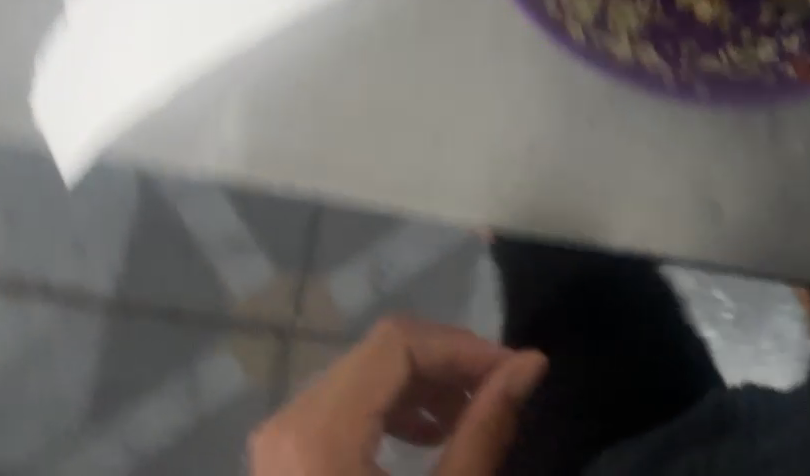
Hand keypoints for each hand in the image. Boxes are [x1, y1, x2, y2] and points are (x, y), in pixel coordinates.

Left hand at [249, 316, 546, 475]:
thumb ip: (486, 428)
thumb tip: (532, 361)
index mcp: (318, 435)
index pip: (398, 345)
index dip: (463, 347)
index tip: (513, 372)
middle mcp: (286, 429)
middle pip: (380, 353)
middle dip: (449, 361)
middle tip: (499, 388)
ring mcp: (277, 451)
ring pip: (362, 375)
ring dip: (425, 382)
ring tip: (469, 411)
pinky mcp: (283, 470)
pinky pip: (341, 407)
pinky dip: (392, 405)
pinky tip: (427, 435)